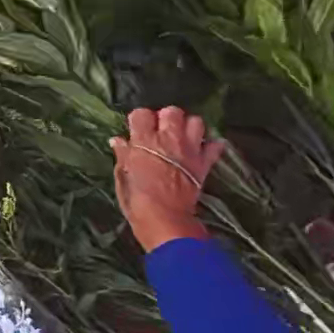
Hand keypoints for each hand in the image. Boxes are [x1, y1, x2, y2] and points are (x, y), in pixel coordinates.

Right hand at [111, 107, 224, 252]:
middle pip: (171, 111)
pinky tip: (203, 151)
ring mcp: (189, 150)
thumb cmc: (137, 203)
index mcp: (144, 141)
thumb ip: (123, 156)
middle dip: (166, 118)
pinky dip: (211, 146)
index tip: (137, 130)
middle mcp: (168, 139)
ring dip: (189, 127)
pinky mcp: (204, 163)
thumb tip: (118, 141)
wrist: (165, 221)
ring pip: (196, 122)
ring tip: (182, 138)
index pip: (141, 114)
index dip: (139, 120)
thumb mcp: (123, 179)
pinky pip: (215, 146)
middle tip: (161, 132)